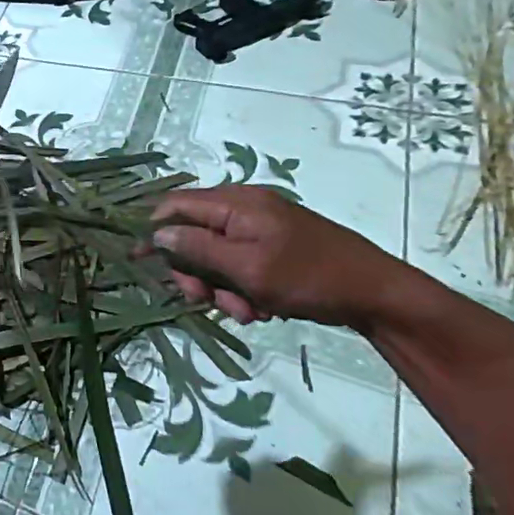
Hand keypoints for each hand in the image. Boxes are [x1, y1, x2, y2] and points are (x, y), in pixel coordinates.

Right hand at [150, 186, 414, 327]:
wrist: (375, 294)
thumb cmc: (309, 277)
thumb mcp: (247, 267)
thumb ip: (198, 248)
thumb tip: (157, 234)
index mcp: (238, 202)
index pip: (176, 205)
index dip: (153, 231)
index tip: (139, 263)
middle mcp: (245, 208)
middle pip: (194, 235)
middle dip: (196, 272)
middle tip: (206, 301)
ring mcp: (261, 227)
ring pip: (216, 256)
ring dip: (222, 288)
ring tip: (247, 311)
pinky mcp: (273, 247)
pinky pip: (240, 265)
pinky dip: (242, 288)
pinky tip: (261, 308)